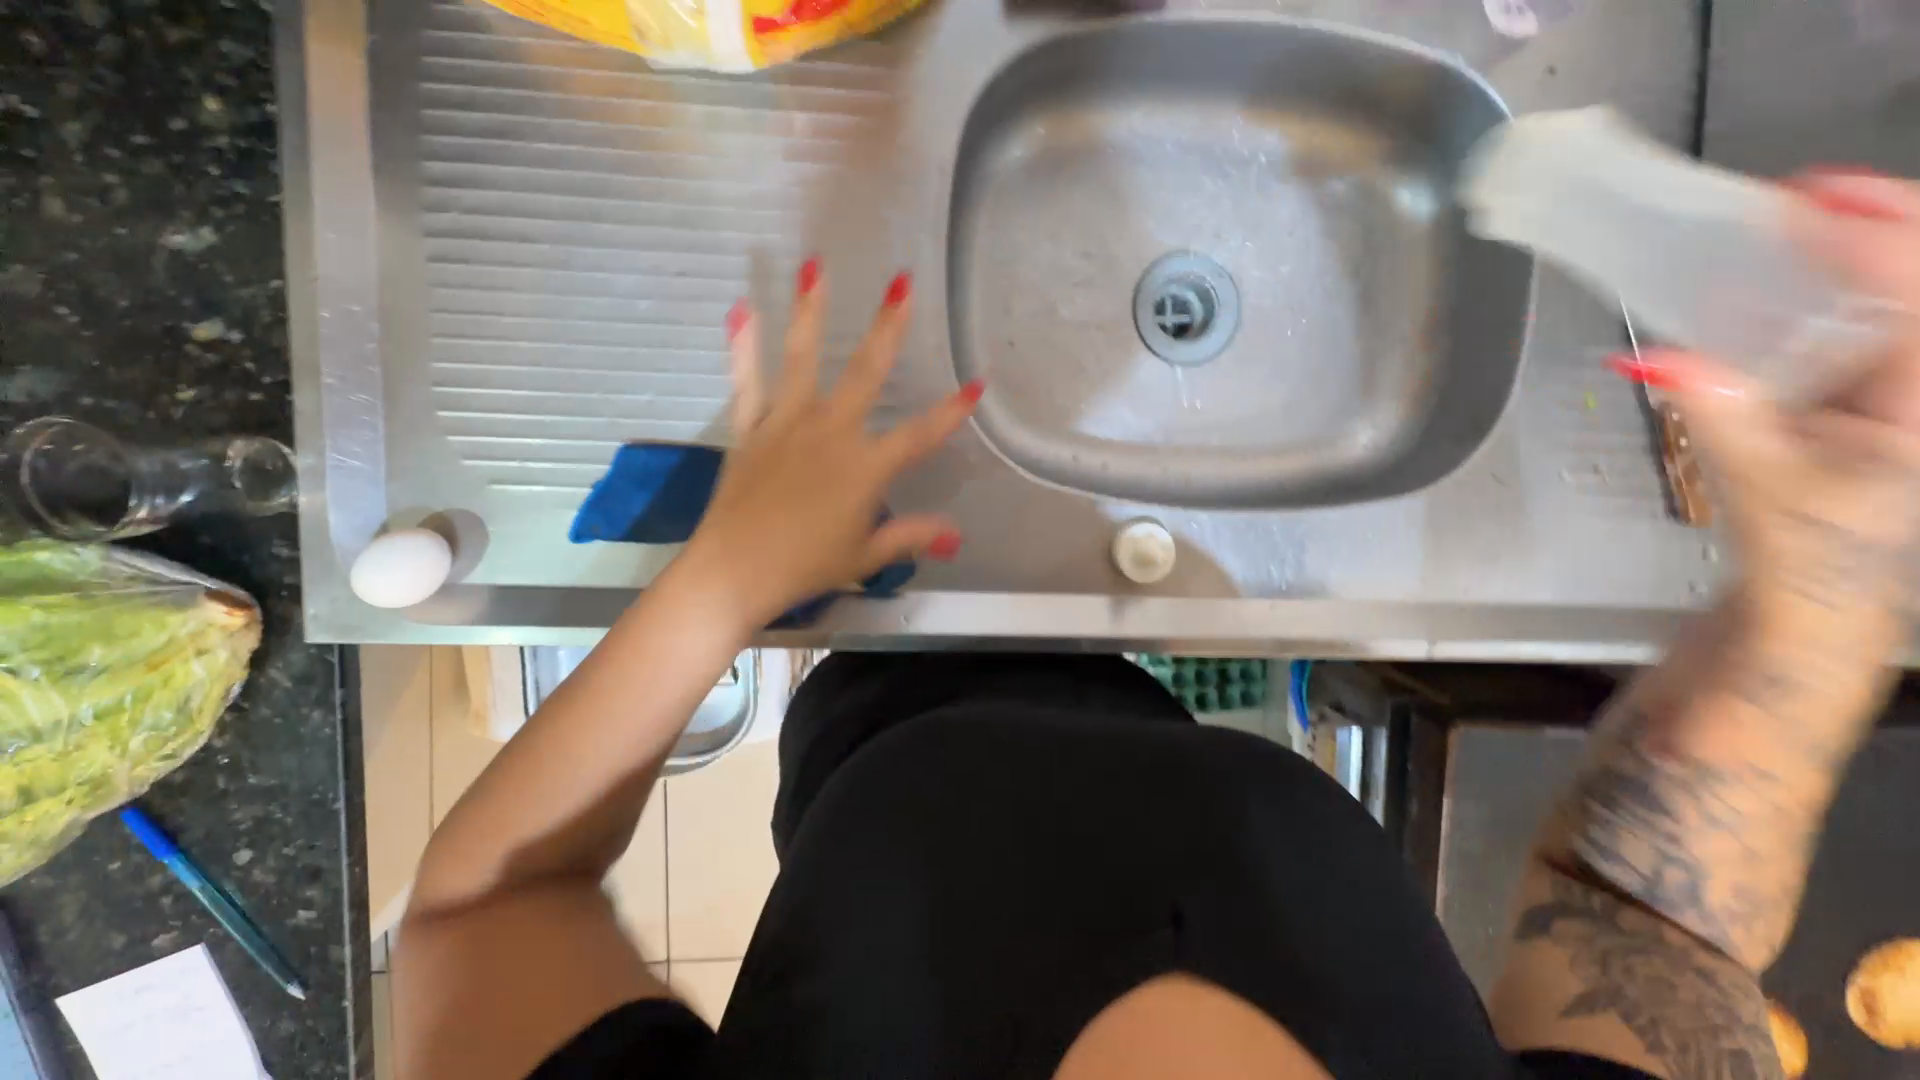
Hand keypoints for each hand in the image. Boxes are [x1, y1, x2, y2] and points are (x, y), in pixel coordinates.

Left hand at [673, 260, 981, 627]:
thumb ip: (910, 536)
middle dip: (888, 326)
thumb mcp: (864, 557)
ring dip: (810, 311)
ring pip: (802, 359)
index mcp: (865, 467)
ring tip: (814, 266)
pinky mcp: (748, 429)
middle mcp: (829, 433)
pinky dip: (743, 347)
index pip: (920, 435)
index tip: (977, 382)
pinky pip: (747, 382)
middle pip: (866, 372)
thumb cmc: (805, 568)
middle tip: (900, 282)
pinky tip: (741, 309)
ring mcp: (785, 425)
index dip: (951, 412)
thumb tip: (956, 534)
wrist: (734, 572)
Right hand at [1610, 172, 1919, 627]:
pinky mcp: (1875, 382)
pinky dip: (1834, 280)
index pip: (1913, 301)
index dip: (1869, 244)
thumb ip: (1715, 417)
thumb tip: (1656, 361)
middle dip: (1882, 223)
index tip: (1809, 206)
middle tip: (1816, 189)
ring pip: (1898, 292)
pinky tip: (1798, 265)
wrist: (1820, 582)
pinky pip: (1869, 313)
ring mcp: (1902, 378)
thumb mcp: (1756, 484)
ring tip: (1808, 212)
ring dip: (1859, 245)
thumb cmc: (1804, 543)